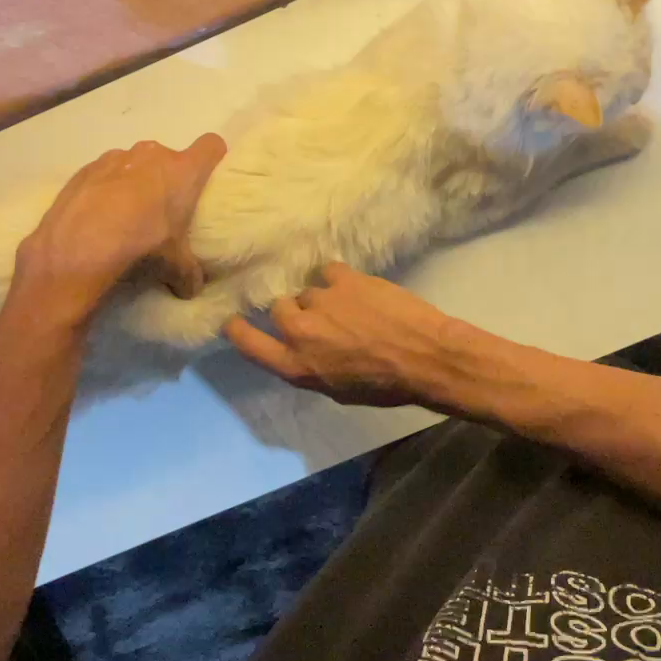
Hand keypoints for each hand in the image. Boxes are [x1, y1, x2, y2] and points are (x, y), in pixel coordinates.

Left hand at [11, 134, 226, 327]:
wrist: (80, 243)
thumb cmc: (142, 242)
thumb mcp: (173, 264)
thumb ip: (188, 273)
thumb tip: (191, 289)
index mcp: (184, 171)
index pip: (211, 145)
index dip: (212, 158)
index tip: (205, 178)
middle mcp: (153, 154)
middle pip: (169, 157)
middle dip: (168, 178)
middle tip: (161, 208)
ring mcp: (117, 157)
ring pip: (136, 163)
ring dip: (136, 181)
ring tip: (125, 213)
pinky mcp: (87, 167)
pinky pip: (106, 172)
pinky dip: (106, 187)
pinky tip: (99, 213)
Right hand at [223, 264, 477, 408]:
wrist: (426, 357)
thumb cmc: (385, 385)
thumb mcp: (338, 390)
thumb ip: (309, 367)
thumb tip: (301, 350)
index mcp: (297, 366)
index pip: (249, 344)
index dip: (237, 331)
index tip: (233, 322)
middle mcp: (300, 331)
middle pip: (279, 308)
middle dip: (295, 312)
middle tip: (323, 321)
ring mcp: (321, 300)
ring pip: (308, 291)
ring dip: (323, 298)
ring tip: (352, 309)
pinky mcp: (343, 278)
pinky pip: (328, 271)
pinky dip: (339, 279)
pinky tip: (358, 290)